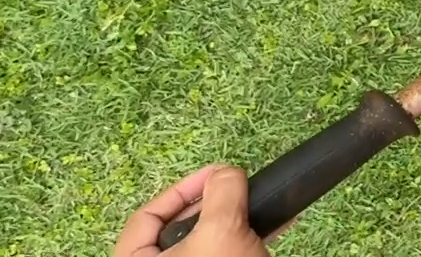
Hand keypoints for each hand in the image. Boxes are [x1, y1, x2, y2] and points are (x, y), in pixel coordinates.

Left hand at [115, 164, 267, 256]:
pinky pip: (221, 251)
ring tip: (260, 203)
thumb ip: (223, 192)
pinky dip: (244, 234)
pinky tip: (274, 223)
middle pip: (177, 224)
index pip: (146, 216)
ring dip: (235, 216)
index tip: (219, 173)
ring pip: (204, 238)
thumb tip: (225, 173)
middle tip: (240, 191)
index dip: (184, 188)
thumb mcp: (221, 230)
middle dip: (215, 202)